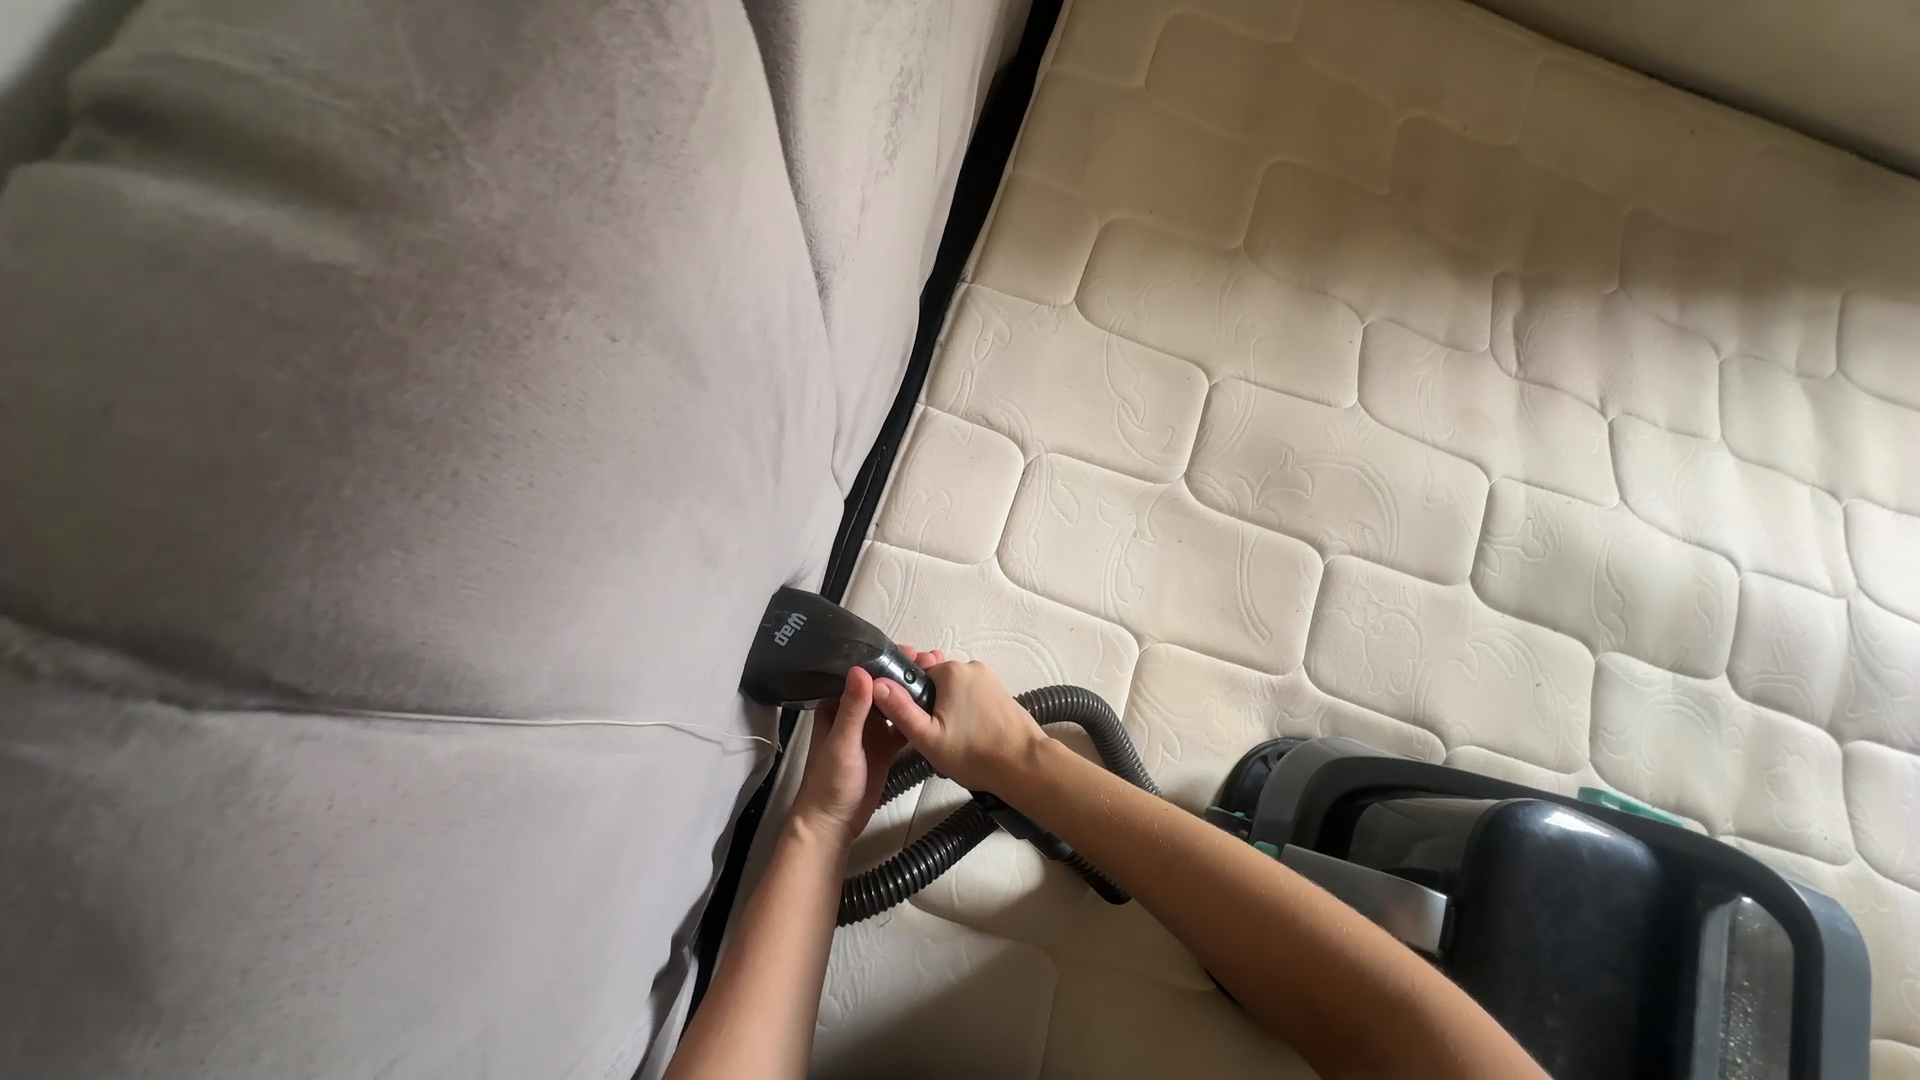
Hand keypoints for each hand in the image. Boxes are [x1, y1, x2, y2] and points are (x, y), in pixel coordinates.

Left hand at [787, 647, 943, 845]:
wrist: (834, 823)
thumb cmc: (829, 782)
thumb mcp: (842, 742)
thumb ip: (853, 708)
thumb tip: (861, 670)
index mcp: (835, 707)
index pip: (859, 674)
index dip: (880, 659)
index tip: (905, 649)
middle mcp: (853, 714)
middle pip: (880, 686)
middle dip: (901, 672)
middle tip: (927, 661)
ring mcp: (871, 730)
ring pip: (893, 703)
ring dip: (910, 691)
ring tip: (934, 676)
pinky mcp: (884, 746)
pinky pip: (902, 726)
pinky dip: (916, 717)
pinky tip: (934, 707)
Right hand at [871, 659, 1045, 794]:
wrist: (1024, 766)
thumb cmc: (974, 753)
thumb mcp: (927, 737)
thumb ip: (899, 709)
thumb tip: (875, 683)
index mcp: (951, 671)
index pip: (916, 676)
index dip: (911, 701)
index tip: (917, 725)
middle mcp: (971, 667)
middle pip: (936, 685)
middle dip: (932, 709)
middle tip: (935, 740)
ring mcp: (990, 680)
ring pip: (954, 694)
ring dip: (949, 715)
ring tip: (953, 745)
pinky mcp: (1001, 694)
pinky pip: (972, 700)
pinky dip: (967, 716)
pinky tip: (970, 740)